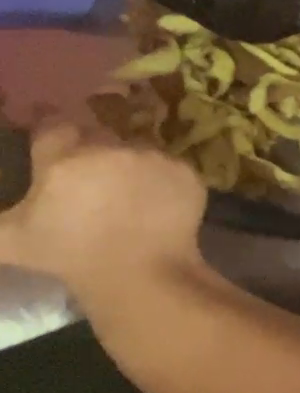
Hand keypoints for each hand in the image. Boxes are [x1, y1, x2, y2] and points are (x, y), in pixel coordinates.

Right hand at [0, 125, 206, 292]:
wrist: (139, 265)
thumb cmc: (66, 251)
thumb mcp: (6, 236)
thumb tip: (19, 202)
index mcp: (66, 160)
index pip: (54, 127)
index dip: (49, 127)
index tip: (46, 131)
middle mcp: (115, 150)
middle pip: (98, 137)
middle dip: (88, 149)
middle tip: (83, 173)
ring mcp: (157, 158)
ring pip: (135, 149)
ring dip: (124, 161)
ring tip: (117, 187)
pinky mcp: (187, 170)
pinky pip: (166, 165)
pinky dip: (156, 175)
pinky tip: (148, 196)